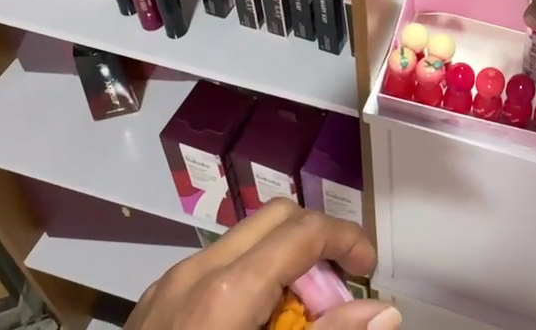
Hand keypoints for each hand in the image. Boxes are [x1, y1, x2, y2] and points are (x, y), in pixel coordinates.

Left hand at [127, 200, 396, 329]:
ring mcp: (168, 285)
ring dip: (283, 262)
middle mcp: (196, 271)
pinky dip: (249, 279)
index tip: (369, 270)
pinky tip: (254, 328)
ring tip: (297, 319)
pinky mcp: (152, 305)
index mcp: (228, 290)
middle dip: (317, 243)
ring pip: (244, 240)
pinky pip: (214, 268)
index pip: (304, 231)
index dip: (347, 239)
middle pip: (276, 217)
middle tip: (335, 295)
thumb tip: (383, 313)